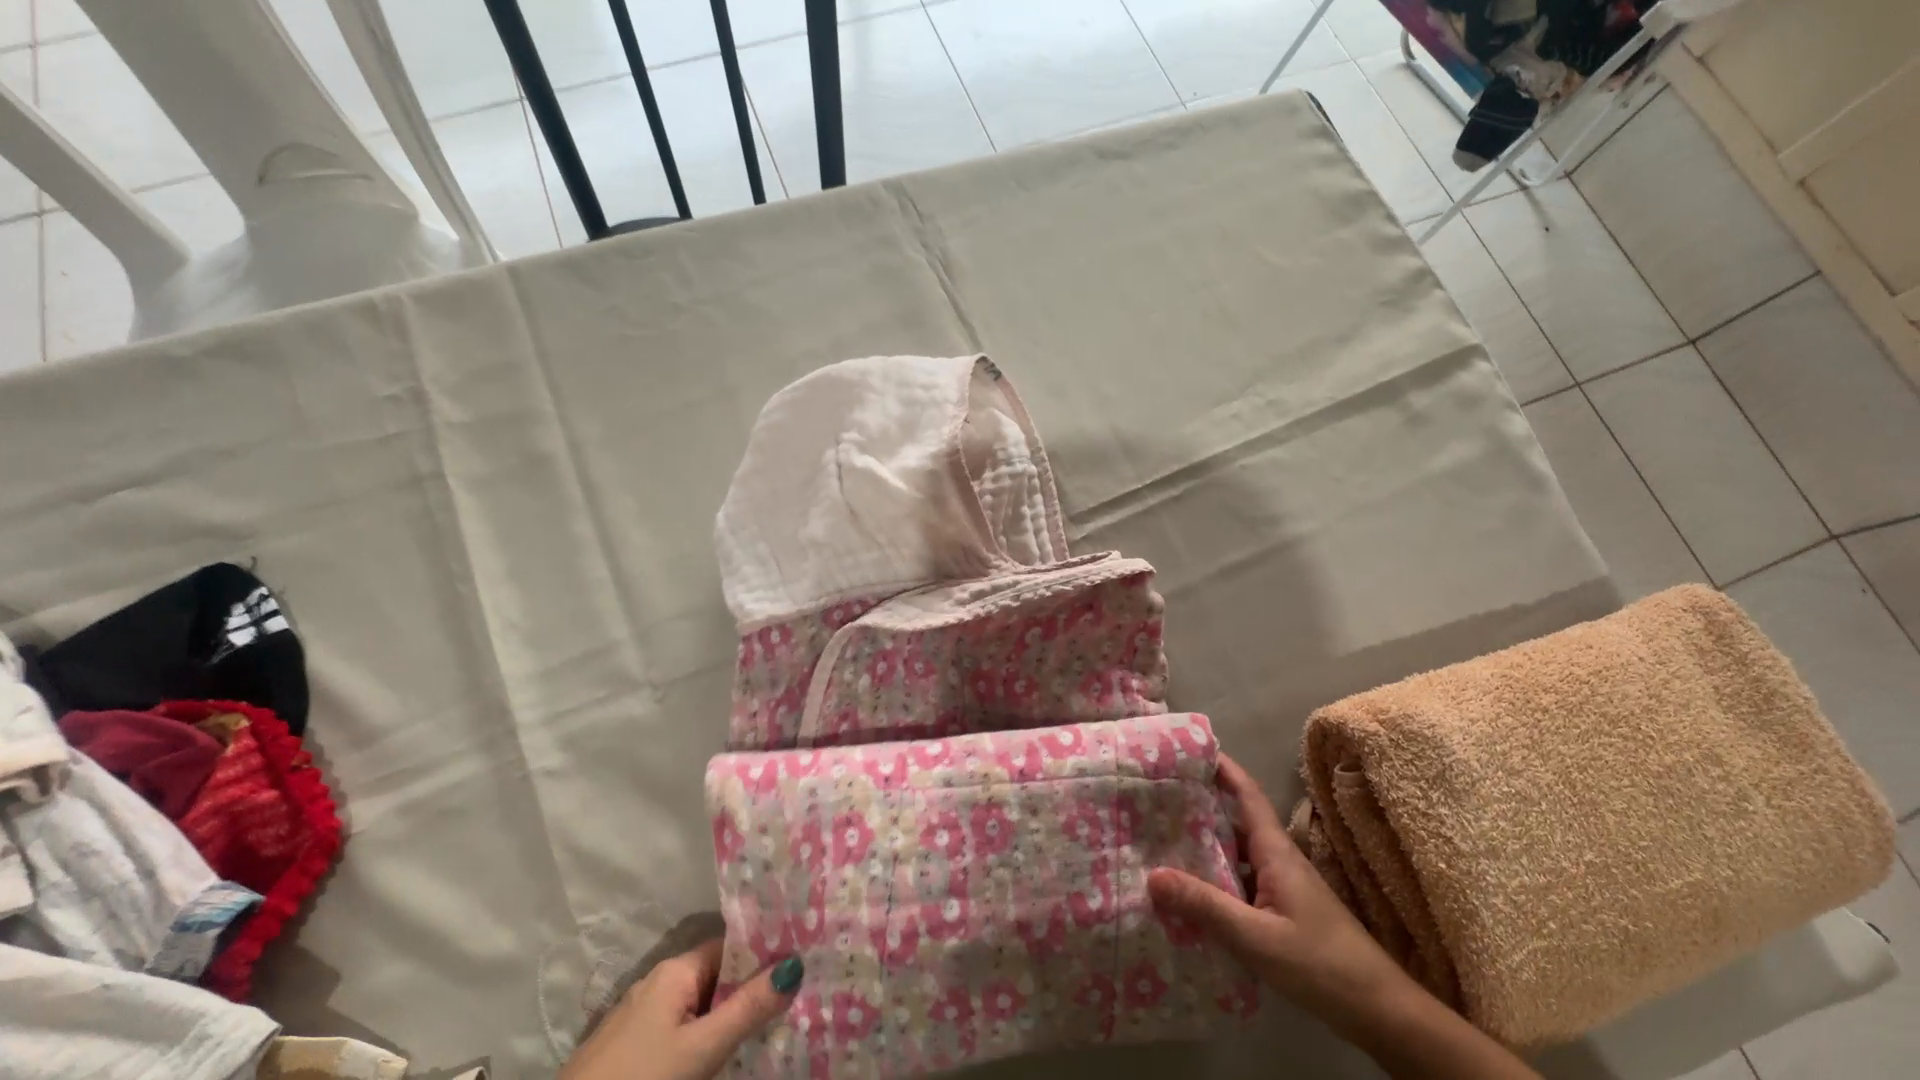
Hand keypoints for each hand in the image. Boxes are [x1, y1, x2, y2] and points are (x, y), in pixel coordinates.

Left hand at [559, 941, 802, 1079]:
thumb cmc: (643, 1076)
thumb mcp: (703, 1048)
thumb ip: (748, 1009)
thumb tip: (794, 965)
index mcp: (675, 971)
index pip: (730, 947)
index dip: (764, 954)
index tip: (800, 962)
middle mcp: (657, 982)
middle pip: (716, 975)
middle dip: (750, 988)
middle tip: (794, 999)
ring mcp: (641, 1014)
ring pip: (698, 1004)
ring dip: (728, 1014)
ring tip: (768, 1026)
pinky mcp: (631, 1044)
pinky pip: (680, 1026)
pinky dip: (704, 1033)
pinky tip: (721, 1052)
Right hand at [1149, 756, 1538, 1079]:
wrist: (1378, 1009)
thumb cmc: (1320, 964)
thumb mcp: (1256, 937)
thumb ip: (1206, 906)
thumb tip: (1151, 874)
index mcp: (1277, 853)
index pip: (1248, 795)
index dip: (1222, 769)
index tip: (1188, 751)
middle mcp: (1280, 861)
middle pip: (1236, 823)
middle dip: (1200, 807)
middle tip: (1155, 799)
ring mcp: (1284, 889)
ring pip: (1237, 857)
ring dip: (1204, 848)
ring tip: (1160, 843)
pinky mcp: (1284, 914)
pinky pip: (1241, 885)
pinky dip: (1215, 883)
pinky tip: (1190, 897)